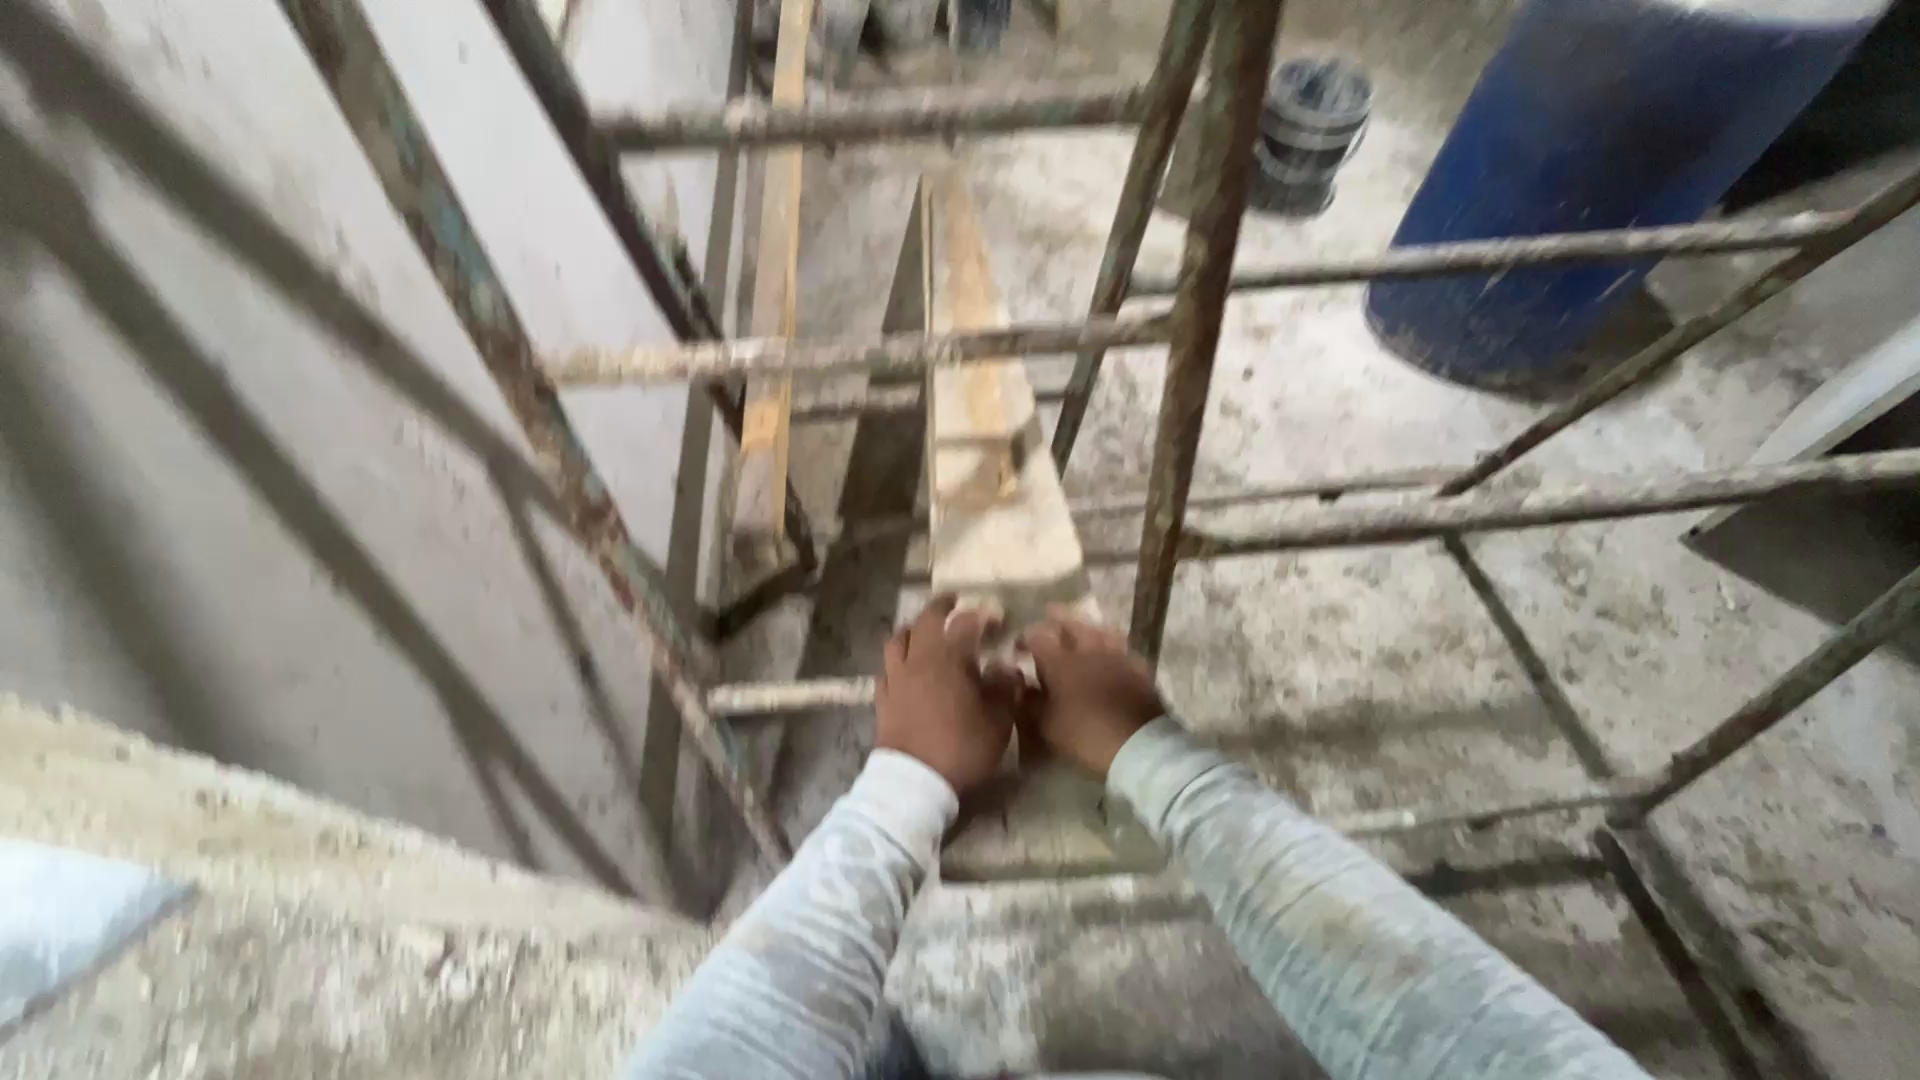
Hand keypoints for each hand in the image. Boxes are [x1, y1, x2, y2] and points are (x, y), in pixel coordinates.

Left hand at [874, 595, 1016, 793]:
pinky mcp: (883, 698)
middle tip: (953, 602)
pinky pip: (887, 667)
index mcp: (948, 657)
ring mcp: (896, 677)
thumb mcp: (998, 721)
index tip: (997, 618)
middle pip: (925, 620)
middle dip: (941, 607)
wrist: (915, 781)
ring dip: (913, 629)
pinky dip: (898, 659)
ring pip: (898, 639)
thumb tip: (1008, 669)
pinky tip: (906, 667)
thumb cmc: (961, 747)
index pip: (966, 623)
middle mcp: (918, 658)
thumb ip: (1005, 690)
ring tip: (923, 631)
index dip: (983, 616)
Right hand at [1018, 608, 1164, 777]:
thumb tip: (1020, 684)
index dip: (1025, 637)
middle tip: (1049, 618)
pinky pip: (1121, 646)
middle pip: (1071, 622)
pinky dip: (1110, 645)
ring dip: (1086, 628)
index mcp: (1060, 660)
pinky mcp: (1138, 666)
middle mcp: (1087, 648)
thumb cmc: (1084, 734)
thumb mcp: (1047, 724)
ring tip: (1080, 631)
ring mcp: (1116, 654)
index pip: (1037, 635)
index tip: (1019, 647)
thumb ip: (1029, 701)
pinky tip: (1108, 653)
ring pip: (1099, 630)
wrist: (1137, 743)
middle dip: (1057, 619)